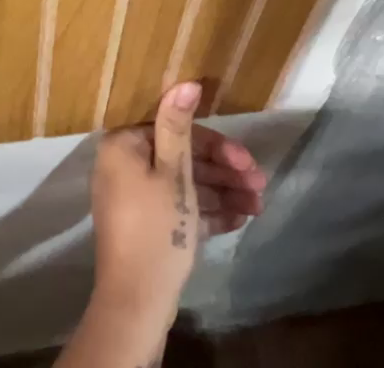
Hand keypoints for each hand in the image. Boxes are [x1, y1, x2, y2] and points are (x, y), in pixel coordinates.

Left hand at [88, 83, 265, 314]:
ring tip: (258, 207)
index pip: (175, 130)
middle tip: (260, 186)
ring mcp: (134, 198)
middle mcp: (124, 166)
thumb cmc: (156, 228)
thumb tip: (185, 81)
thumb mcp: (173, 174)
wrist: (136, 302)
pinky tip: (240, 220)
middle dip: (224, 171)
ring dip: (222, 192)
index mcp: (123, 147)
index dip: (215, 145)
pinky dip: (207, 212)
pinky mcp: (146, 225)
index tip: (247, 160)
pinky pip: (178, 208)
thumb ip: (178, 127)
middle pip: (182, 157)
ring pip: (184, 185)